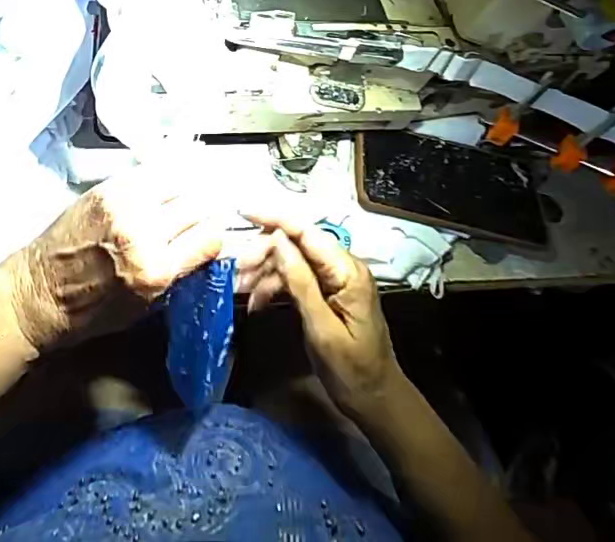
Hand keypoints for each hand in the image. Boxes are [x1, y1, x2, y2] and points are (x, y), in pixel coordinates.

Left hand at [0, 175, 226, 355]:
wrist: (40, 292)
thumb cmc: (91, 310)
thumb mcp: (146, 305)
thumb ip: (178, 272)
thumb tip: (204, 245)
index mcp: (157, 269)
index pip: (210, 237)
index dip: (217, 233)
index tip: (214, 232)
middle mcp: (144, 233)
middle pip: (197, 204)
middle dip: (206, 207)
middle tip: (206, 208)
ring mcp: (124, 205)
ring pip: (177, 180)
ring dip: (188, 186)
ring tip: (188, 190)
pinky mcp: (107, 188)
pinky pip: (149, 171)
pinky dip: (163, 174)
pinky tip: (167, 177)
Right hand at [239, 214, 405, 422]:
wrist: (376, 402)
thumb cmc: (353, 371)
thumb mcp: (322, 329)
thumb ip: (301, 282)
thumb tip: (279, 240)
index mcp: (348, 272)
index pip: (307, 232)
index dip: (275, 219)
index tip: (245, 212)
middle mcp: (342, 267)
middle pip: (296, 244)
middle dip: (264, 253)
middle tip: (238, 271)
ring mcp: (334, 278)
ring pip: (292, 260)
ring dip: (265, 272)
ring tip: (242, 290)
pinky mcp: (326, 291)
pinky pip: (295, 277)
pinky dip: (274, 286)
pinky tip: (257, 302)